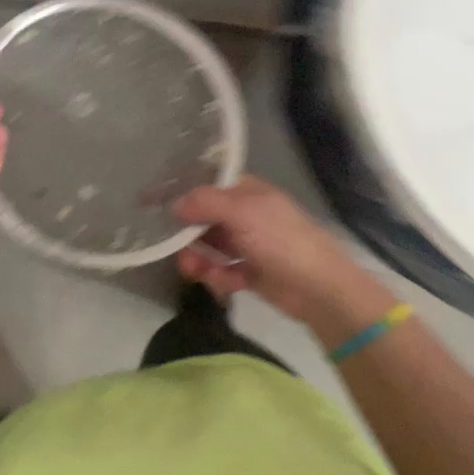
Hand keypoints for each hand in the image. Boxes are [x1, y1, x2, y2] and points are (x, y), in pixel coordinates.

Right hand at [173, 174, 354, 320]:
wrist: (320, 289)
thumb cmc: (281, 240)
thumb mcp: (242, 213)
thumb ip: (205, 203)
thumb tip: (175, 203)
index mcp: (247, 193)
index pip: (207, 185)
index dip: (181, 193)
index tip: (153, 203)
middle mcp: (245, 215)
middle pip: (203, 219)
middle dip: (187, 234)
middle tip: (173, 247)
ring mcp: (248, 245)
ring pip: (210, 247)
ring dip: (199, 258)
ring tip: (193, 269)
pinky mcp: (250, 273)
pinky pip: (223, 270)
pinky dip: (219, 276)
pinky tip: (224, 282)